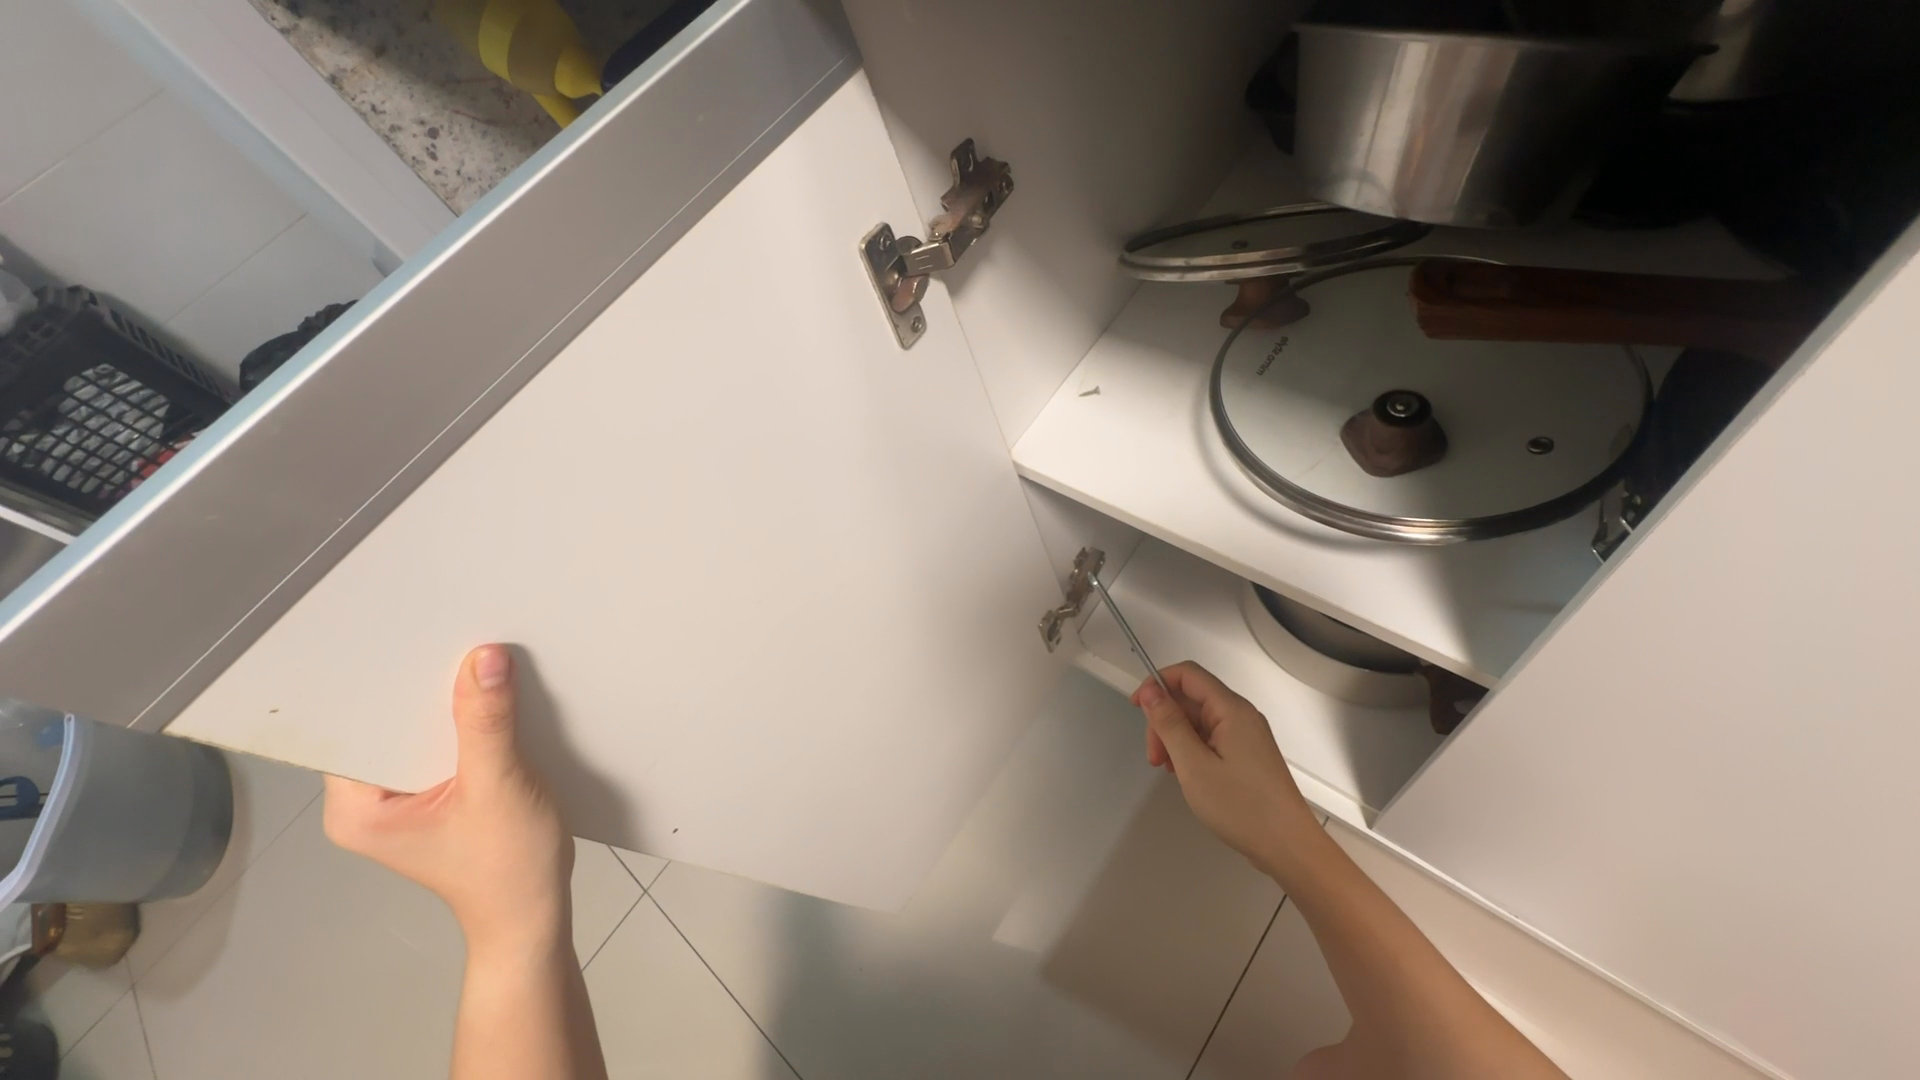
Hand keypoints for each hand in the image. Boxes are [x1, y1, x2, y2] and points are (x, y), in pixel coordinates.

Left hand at [324, 645, 573, 955]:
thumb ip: (488, 722)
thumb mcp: (500, 786)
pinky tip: (492, 701)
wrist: (535, 913)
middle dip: (426, 689)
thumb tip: (485, 655)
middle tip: (457, 640)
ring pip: (420, 732)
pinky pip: (443, 745)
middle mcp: (368, 799)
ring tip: (478, 662)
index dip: (388, 683)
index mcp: (357, 806)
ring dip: (452, 705)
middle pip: (390, 725)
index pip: (358, 726)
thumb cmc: (508, 863)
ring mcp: (402, 799)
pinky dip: (468, 725)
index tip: (419, 640)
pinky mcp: (436, 795)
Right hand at [1134, 662, 1322, 877]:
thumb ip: (1170, 724)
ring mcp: (1246, 736)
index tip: (1137, 709)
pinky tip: (1187, 775)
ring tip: (1169, 771)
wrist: (1288, 847)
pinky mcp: (1247, 755)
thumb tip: (1151, 691)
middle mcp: (1241, 715)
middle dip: (1165, 720)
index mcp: (1231, 710)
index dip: (1157, 684)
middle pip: (1191, 699)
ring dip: (1175, 739)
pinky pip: (1211, 739)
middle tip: (1155, 757)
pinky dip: (1192, 751)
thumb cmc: (1240, 806)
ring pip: (1199, 721)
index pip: (1188, 674)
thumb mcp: (1194, 765)